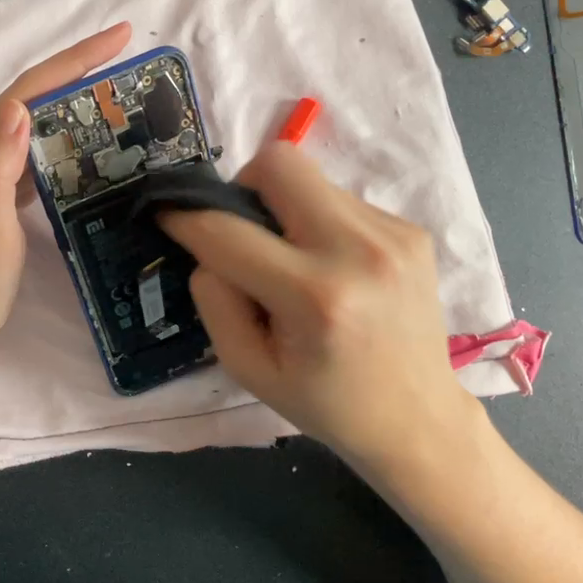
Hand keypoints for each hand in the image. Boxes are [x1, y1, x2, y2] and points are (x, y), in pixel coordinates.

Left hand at [0, 22, 132, 375]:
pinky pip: (33, 154)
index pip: (26, 94)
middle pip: (30, 99)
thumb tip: (18, 109)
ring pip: (32, 124)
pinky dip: (63, 140)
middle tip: (126, 59)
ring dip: (71, 102)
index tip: (118, 39)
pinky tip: (88, 147)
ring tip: (116, 94)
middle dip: (76, 72)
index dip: (71, 61)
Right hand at [159, 143, 474, 464]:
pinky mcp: (409, 230)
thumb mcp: (245, 367)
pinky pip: (338, 198)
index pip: (225, 231)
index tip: (165, 212)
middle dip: (241, 186)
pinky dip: (316, 222)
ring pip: (308, 177)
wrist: (417, 418)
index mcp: (314, 298)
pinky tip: (328, 267)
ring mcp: (392, 235)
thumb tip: (207, 243)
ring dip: (282, 208)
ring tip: (291, 261)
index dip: (184, 217)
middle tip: (240, 230)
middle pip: (279, 164)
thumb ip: (215, 298)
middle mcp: (359, 252)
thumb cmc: (322, 401)